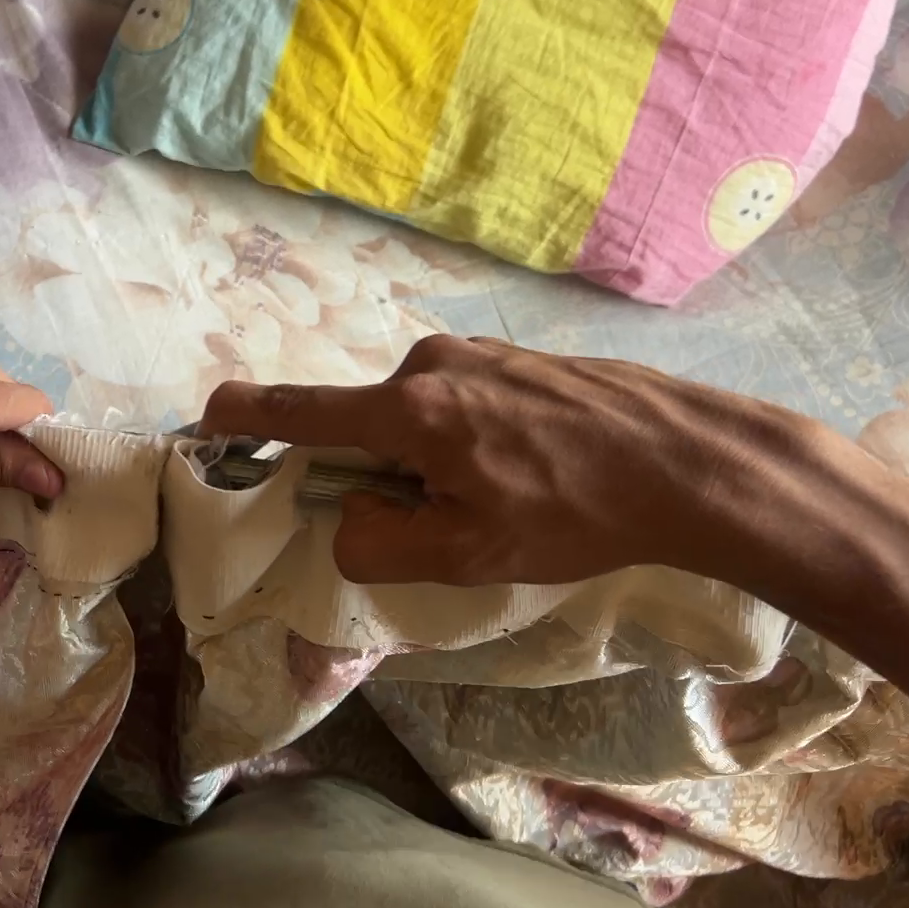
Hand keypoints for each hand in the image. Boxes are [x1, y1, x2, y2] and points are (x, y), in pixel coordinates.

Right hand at [201, 335, 838, 587]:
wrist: (698, 462)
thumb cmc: (575, 512)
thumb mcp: (466, 555)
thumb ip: (379, 543)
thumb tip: (350, 520)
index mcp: (407, 410)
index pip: (300, 409)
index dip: (246, 414)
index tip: (209, 415)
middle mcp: (428, 364)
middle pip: (364, 422)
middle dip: (377, 468)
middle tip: (442, 512)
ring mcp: (474, 352)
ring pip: (413, 412)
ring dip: (427, 453)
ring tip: (501, 488)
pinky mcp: (510, 355)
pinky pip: (455, 396)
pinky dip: (462, 433)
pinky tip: (526, 460)